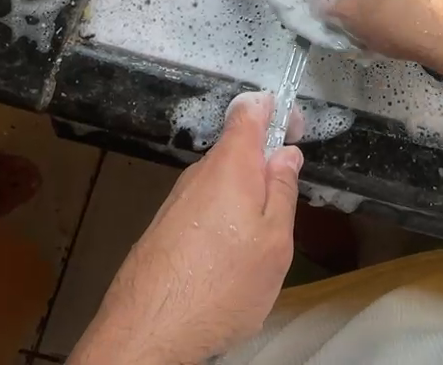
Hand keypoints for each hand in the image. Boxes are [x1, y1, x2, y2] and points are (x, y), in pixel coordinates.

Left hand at [70, 93, 301, 364]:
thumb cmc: (223, 283)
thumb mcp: (274, 241)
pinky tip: (223, 266)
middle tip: (280, 211)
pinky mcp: (163, 228)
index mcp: (232, 163)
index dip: (276, 109)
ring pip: (220, 184)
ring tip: (253, 249)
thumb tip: (286, 153)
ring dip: (242, 202)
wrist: (147, 334)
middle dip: (263, 169)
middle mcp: (200, 172)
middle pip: (237, 150)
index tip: (294, 130)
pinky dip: (220, 225)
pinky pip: (202, 210)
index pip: (250, 108)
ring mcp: (177, 200)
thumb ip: (283, 190)